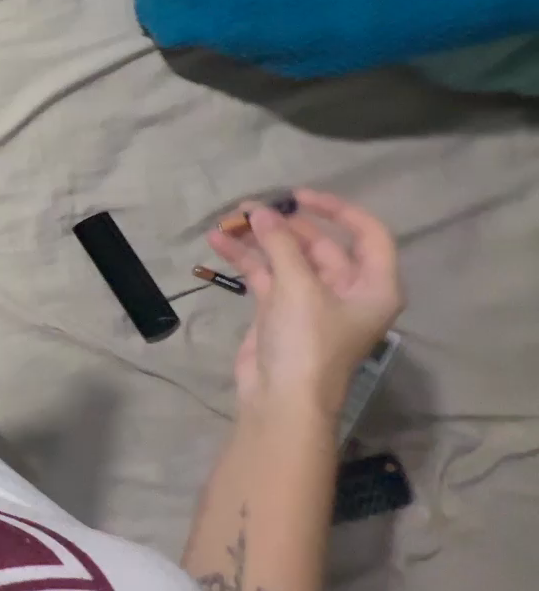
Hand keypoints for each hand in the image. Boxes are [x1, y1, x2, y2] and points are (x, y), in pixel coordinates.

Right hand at [206, 189, 402, 415]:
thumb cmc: (307, 341)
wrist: (282, 393)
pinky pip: (263, 274)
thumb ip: (280, 247)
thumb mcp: (298, 289)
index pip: (366, 235)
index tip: (297, 196)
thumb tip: (260, 212)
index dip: (336, 211)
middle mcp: (345, 289)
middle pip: (319, 245)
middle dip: (285, 225)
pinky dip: (243, 258)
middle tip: (249, 208)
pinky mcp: (278, 308)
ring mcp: (309, 299)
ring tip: (227, 221)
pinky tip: (218, 243)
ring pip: (286, 258)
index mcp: (372, 285)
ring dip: (259, 239)